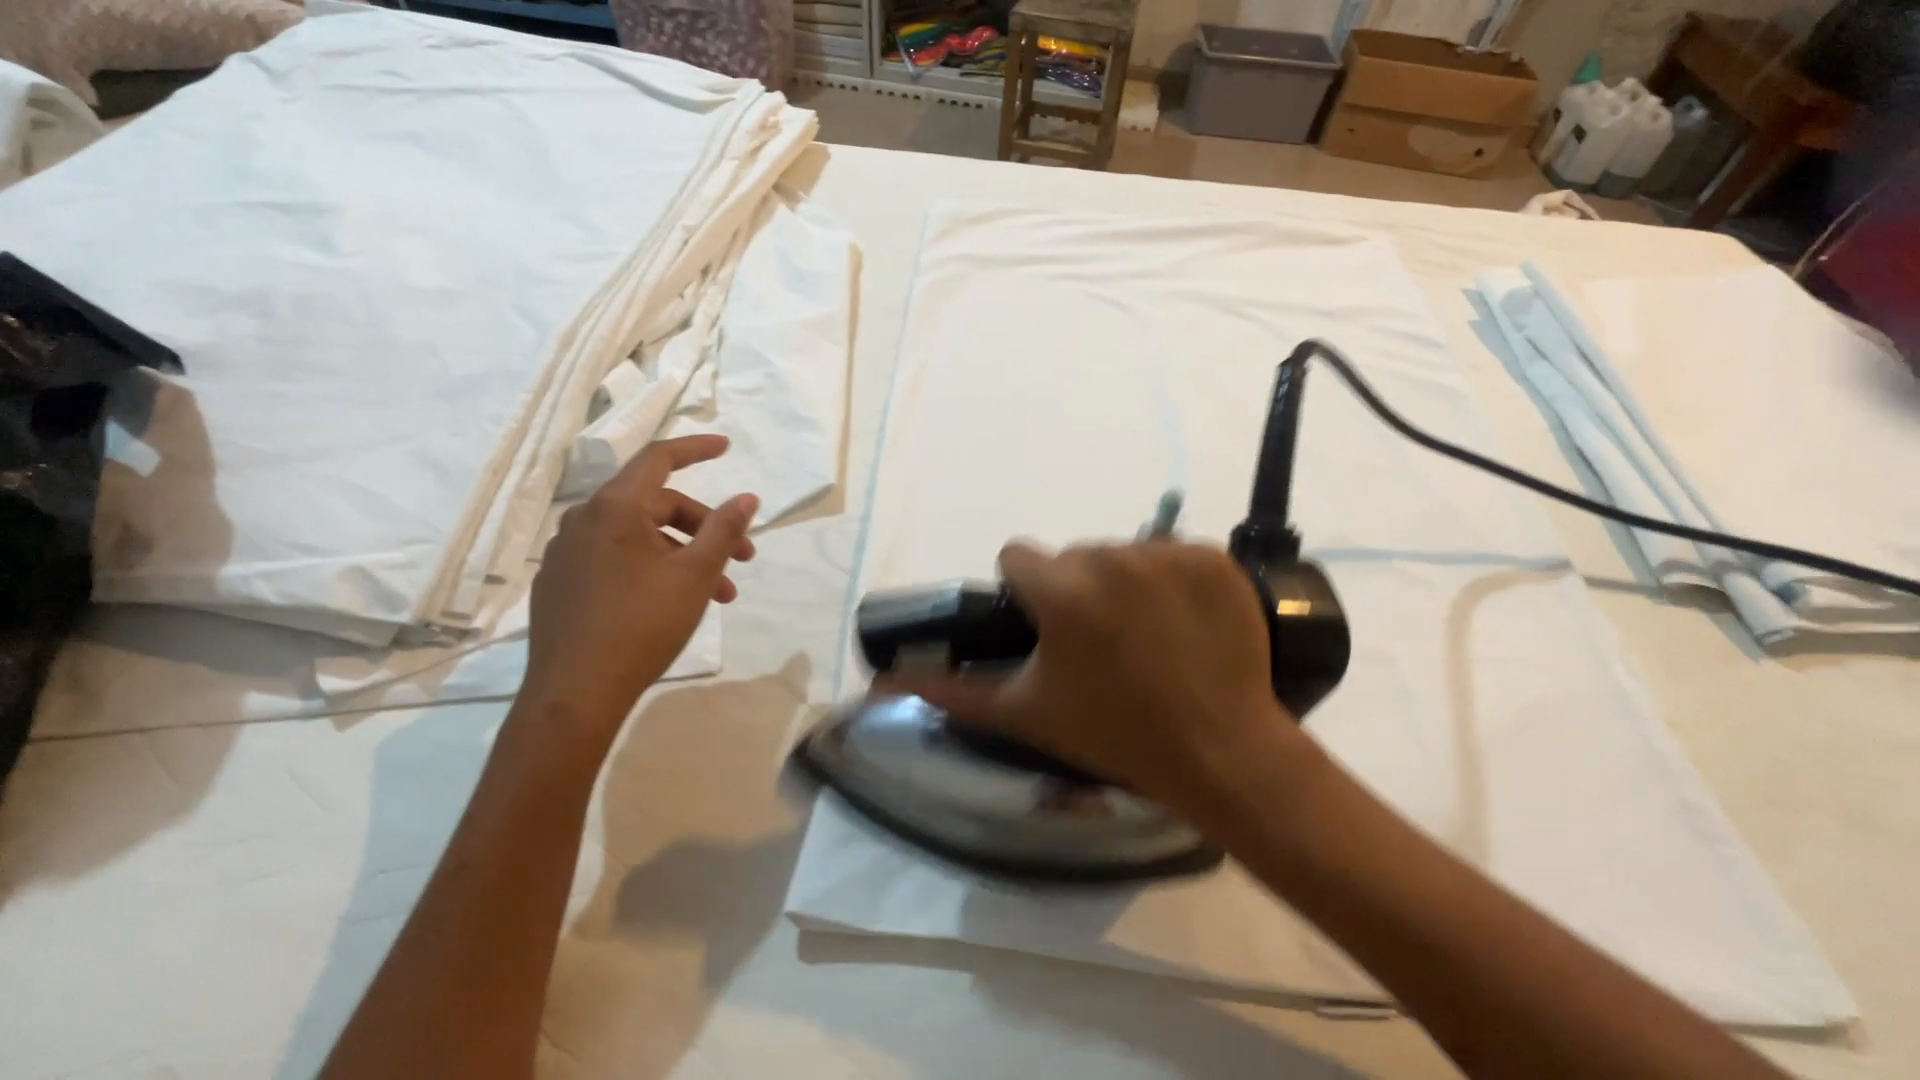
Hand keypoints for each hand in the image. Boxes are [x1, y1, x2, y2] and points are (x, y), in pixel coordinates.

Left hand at [523, 434, 756, 738]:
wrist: (576, 692)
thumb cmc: (642, 625)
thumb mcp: (695, 576)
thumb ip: (724, 531)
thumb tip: (747, 498)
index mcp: (614, 508)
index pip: (658, 459)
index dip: (695, 448)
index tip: (725, 447)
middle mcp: (583, 520)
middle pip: (654, 505)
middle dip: (703, 529)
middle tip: (741, 561)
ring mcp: (567, 554)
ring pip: (638, 538)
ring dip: (682, 557)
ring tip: (717, 595)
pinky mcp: (560, 584)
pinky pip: (614, 560)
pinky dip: (650, 569)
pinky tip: (670, 604)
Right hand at [881, 540, 1299, 808]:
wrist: (1221, 753)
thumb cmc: (1115, 734)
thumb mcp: (1026, 714)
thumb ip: (952, 692)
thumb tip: (882, 684)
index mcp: (1062, 590)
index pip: (1017, 556)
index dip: (1025, 594)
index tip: (1045, 630)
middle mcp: (1113, 556)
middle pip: (1074, 558)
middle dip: (1077, 592)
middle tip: (1099, 647)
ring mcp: (1170, 554)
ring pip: (1124, 554)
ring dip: (1125, 585)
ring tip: (1147, 639)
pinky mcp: (1216, 559)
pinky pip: (1175, 556)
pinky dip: (1174, 583)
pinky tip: (1185, 626)